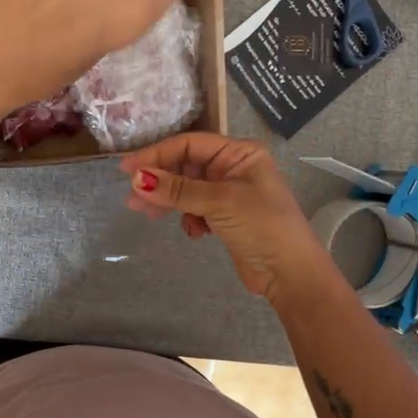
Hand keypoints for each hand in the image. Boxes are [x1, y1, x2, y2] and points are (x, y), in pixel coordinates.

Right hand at [120, 133, 342, 305]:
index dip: (157, 154)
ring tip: (149, 216)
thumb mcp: (219, 202)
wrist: (289, 273)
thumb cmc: (262, 226)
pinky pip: (195, 209)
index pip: (190, 145)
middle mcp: (234, 168)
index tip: (127, 169)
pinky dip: (189, 219)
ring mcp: (229, 193)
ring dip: (169, 202)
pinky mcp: (225, 217)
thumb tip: (137, 179)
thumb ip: (177, 189)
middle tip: (132, 199)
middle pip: (185, 167)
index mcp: (240, 153)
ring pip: (187, 190)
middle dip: (160, 181)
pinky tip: (195, 232)